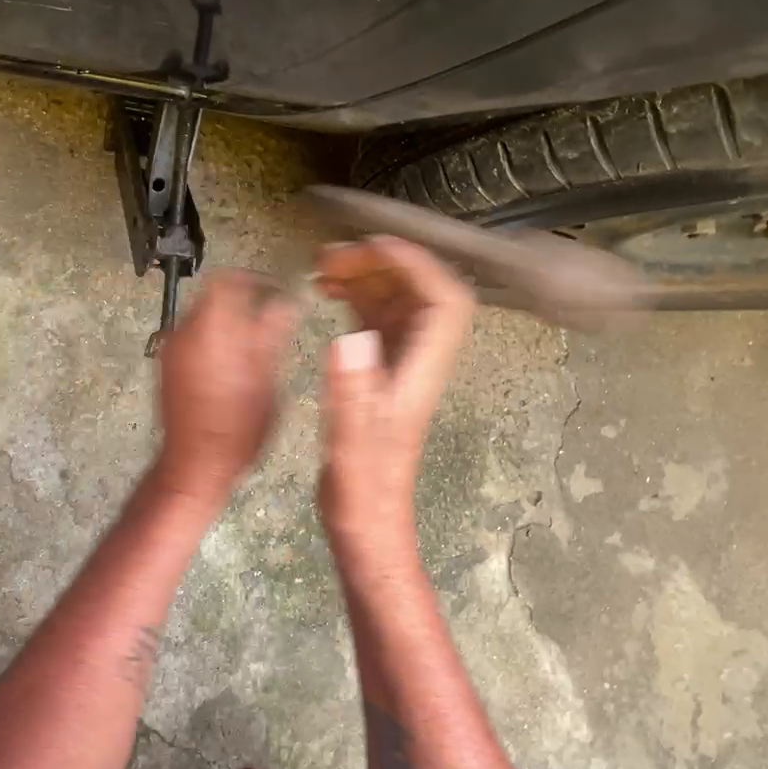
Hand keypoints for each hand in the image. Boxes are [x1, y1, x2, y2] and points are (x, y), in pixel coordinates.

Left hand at [154, 269, 299, 496]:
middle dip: (243, 302)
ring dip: (228, 321)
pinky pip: (191, 337)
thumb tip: (286, 302)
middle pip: (213, 295)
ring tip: (255, 345)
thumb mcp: (267, 382)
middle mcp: (183, 332)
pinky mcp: (166, 365)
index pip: (227, 278)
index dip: (256, 279)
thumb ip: (272, 335)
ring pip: (202, 316)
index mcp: (211, 329)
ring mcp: (170, 349)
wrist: (194, 463)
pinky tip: (233, 363)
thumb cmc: (235, 430)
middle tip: (270, 320)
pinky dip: (213, 338)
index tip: (276, 291)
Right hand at [314, 238, 473, 539]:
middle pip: (420, 292)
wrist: (368, 521)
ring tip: (323, 267)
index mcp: (421, 372)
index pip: (444, 301)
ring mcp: (400, 366)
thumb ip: (351, 394)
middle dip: (382, 263)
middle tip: (332, 257)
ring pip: (397, 302)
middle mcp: (417, 361)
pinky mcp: (379, 374)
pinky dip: (356, 297)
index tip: (371, 247)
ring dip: (367, 276)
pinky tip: (328, 292)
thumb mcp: (350, 445)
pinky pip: (376, 320)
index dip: (416, 265)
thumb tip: (347, 336)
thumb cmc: (362, 490)